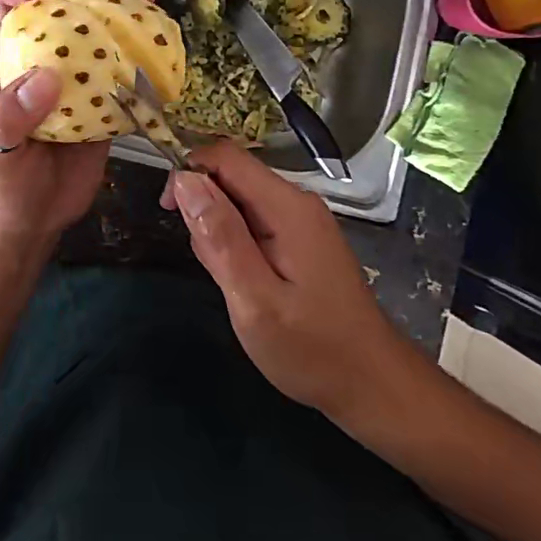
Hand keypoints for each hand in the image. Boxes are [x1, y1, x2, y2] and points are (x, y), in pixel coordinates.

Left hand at [0, 0, 155, 255]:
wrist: (30, 226)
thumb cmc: (2, 188)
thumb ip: (14, 115)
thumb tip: (47, 76)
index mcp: (10, 68)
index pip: (13, 12)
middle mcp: (44, 69)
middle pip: (64, 17)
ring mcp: (77, 90)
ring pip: (99, 42)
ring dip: (122, 18)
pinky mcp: (104, 113)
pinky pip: (124, 81)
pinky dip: (143, 63)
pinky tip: (162, 50)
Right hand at [165, 143, 409, 418]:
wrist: (370, 382)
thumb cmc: (311, 348)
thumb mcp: (253, 299)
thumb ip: (220, 237)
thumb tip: (185, 180)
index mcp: (287, 207)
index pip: (226, 157)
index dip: (189, 174)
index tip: (169, 213)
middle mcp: (297, 202)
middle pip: (233, 176)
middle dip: (205, 210)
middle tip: (212, 268)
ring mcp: (302, 220)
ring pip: (241, 201)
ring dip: (220, 231)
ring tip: (232, 283)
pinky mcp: (302, 239)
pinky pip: (256, 222)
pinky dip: (237, 244)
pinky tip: (247, 284)